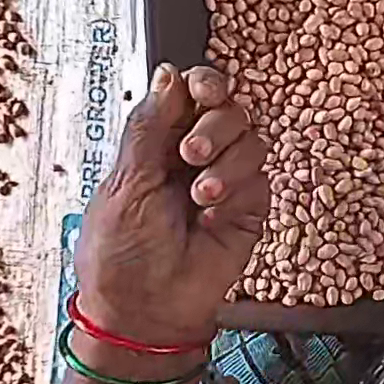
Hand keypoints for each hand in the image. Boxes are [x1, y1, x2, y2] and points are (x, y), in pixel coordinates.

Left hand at [74, 63, 269, 348]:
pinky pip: (260, 180)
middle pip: (229, 111)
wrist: (148, 309)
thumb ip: (150, 126)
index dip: (204, 83)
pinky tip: (212, 216)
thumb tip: (169, 74)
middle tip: (190, 153)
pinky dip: (238, 192)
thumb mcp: (126, 182)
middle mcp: (197, 157)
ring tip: (200, 196)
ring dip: (227, 163)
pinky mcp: (250, 208)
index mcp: (160, 143)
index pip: (192, 95)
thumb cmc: (122, 253)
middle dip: (215, 125)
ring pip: (251, 141)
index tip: (203, 90)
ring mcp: (227, 181)